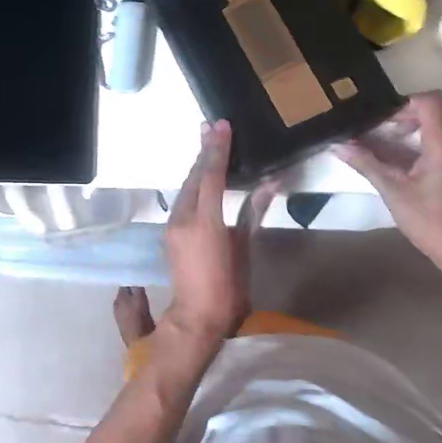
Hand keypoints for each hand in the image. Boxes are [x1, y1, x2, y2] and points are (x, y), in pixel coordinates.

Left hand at [163, 120, 276, 340]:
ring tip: (207, 144)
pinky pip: (183, 201)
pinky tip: (201, 178)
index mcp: (203, 221)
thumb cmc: (229, 286)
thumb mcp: (243, 247)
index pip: (210, 176)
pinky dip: (194, 185)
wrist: (199, 316)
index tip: (222, 126)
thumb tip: (271, 182)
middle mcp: (183, 218)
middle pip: (194, 178)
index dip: (217, 150)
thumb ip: (253, 212)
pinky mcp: (170, 234)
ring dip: (197, 167)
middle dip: (204, 152)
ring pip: (186, 189)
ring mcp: (173, 226)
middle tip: (211, 127)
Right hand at [334, 91, 441, 288]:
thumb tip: (339, 146)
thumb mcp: (395, 194)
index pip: (431, 101)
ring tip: (406, 144)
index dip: (405, 104)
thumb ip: (368, 165)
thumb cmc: (433, 226)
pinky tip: (424, 162)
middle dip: (419, 109)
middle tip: (395, 128)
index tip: (386, 121)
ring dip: (433, 122)